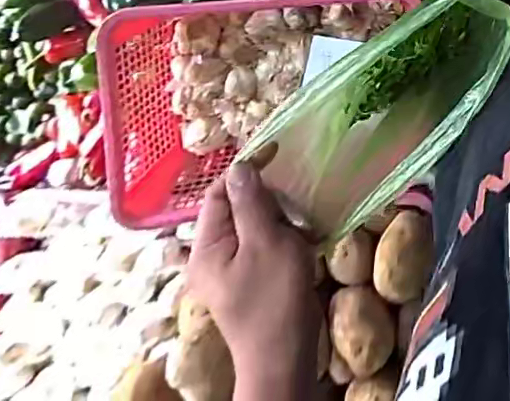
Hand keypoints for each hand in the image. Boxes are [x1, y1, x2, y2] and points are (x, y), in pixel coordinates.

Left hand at [185, 161, 319, 396]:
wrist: (285, 357)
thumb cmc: (274, 299)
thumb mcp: (265, 242)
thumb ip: (251, 203)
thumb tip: (241, 165)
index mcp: (206, 247)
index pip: (218, 193)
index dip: (245, 169)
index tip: (276, 151)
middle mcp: (213, 254)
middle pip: (234, 205)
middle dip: (264, 190)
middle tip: (294, 180)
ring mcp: (233, 267)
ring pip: (252, 221)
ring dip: (277, 209)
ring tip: (301, 203)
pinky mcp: (253, 275)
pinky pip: (263, 238)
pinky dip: (282, 227)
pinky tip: (303, 226)